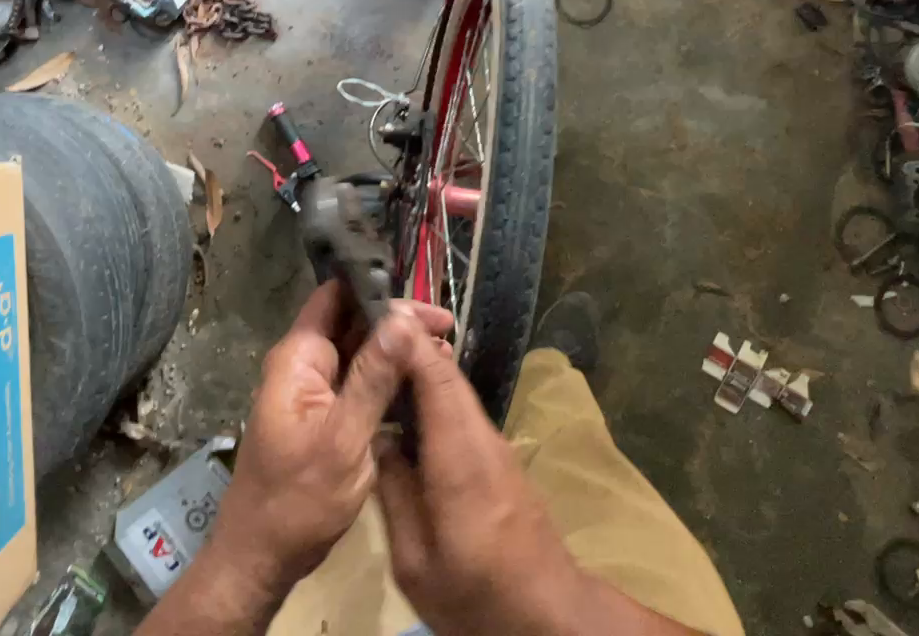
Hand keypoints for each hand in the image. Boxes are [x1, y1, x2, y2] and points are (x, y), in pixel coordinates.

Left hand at [205, 282, 453, 597]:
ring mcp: (313, 389)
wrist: (263, 556)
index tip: (424, 301)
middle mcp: (304, 364)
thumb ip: (372, 378)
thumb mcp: (344, 439)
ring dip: (395, 348)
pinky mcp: (325, 413)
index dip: (377, 289)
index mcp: (299, 358)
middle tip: (446, 328)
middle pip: (351, 322)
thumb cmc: (298, 500)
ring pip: (358, 351)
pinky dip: (387, 375)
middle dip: (396, 320)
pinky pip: (358, 380)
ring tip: (444, 348)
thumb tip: (402, 319)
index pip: (336, 297)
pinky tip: (420, 379)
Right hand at [376, 335, 700, 634]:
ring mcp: (495, 446)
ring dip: (423, 362)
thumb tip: (377, 438)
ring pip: (457, 388)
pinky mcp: (499, 458)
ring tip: (381, 349)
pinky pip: (462, 409)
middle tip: (370, 321)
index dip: (410, 342)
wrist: (548, 616)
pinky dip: (434, 389)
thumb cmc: (475, 594)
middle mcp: (482, 439)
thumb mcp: (415, 560)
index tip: (379, 312)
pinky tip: (408, 396)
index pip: (437, 380)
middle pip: (448, 375)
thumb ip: (393, 492)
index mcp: (459, 459)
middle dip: (412, 341)